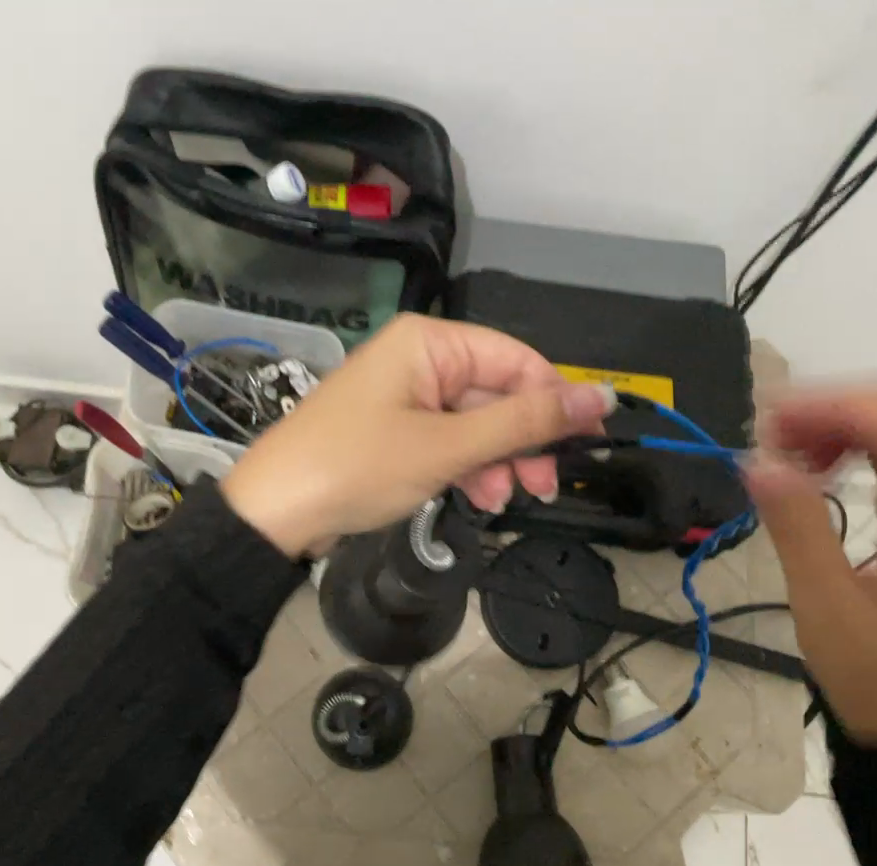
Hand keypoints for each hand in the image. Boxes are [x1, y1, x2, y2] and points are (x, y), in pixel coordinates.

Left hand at [220, 314, 614, 557]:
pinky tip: (476, 498)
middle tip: (545, 487)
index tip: (587, 444)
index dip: (556, 400)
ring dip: (497, 461)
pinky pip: (446, 442)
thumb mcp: (447, 447)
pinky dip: (466, 468)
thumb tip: (601, 395)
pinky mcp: (392, 432)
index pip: (516, 359)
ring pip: (474, 424)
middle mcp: (418, 360)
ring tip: (502, 501)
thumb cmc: (357, 467)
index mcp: (429, 343)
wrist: (274, 511)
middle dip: (523, 441)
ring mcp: (403, 398)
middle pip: (496, 393)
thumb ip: (524, 422)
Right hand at [743, 380, 876, 747]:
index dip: (833, 404)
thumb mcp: (826, 609)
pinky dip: (864, 441)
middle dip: (838, 404)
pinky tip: (820, 469)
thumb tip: (757, 461)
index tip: (765, 426)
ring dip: (849, 419)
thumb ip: (797, 529)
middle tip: (771, 439)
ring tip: (788, 454)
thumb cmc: (876, 675)